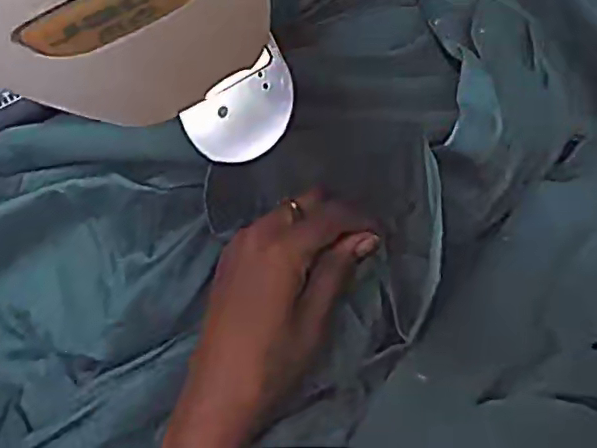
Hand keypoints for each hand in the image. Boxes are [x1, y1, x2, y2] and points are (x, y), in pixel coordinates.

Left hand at [163, 190, 380, 447]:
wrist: (216, 393)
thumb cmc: (271, 363)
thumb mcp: (313, 321)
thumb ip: (337, 270)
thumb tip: (364, 236)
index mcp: (281, 246)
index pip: (329, 214)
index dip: (359, 218)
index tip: (380, 231)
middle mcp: (258, 231)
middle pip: (305, 202)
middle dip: (335, 212)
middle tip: (359, 238)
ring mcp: (240, 240)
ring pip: (286, 210)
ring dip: (312, 220)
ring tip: (334, 249)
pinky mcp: (230, 254)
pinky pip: (268, 225)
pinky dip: (290, 229)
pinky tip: (301, 256)